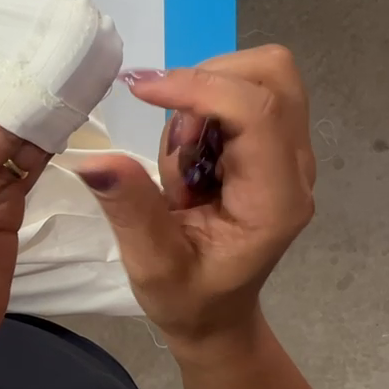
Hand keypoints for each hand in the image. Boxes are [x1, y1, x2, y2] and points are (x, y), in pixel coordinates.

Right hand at [75, 45, 315, 352]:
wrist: (215, 314)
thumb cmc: (188, 298)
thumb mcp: (151, 264)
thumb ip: (130, 209)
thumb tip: (95, 160)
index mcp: (274, 200)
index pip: (256, 111)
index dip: (198, 88)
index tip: (138, 91)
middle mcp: (294, 167)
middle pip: (271, 74)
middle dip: (207, 84)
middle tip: (173, 140)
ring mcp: (288, 154)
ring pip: (257, 77)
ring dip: (202, 100)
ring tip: (178, 165)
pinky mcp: (271, 147)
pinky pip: (243, 95)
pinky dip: (205, 108)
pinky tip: (187, 160)